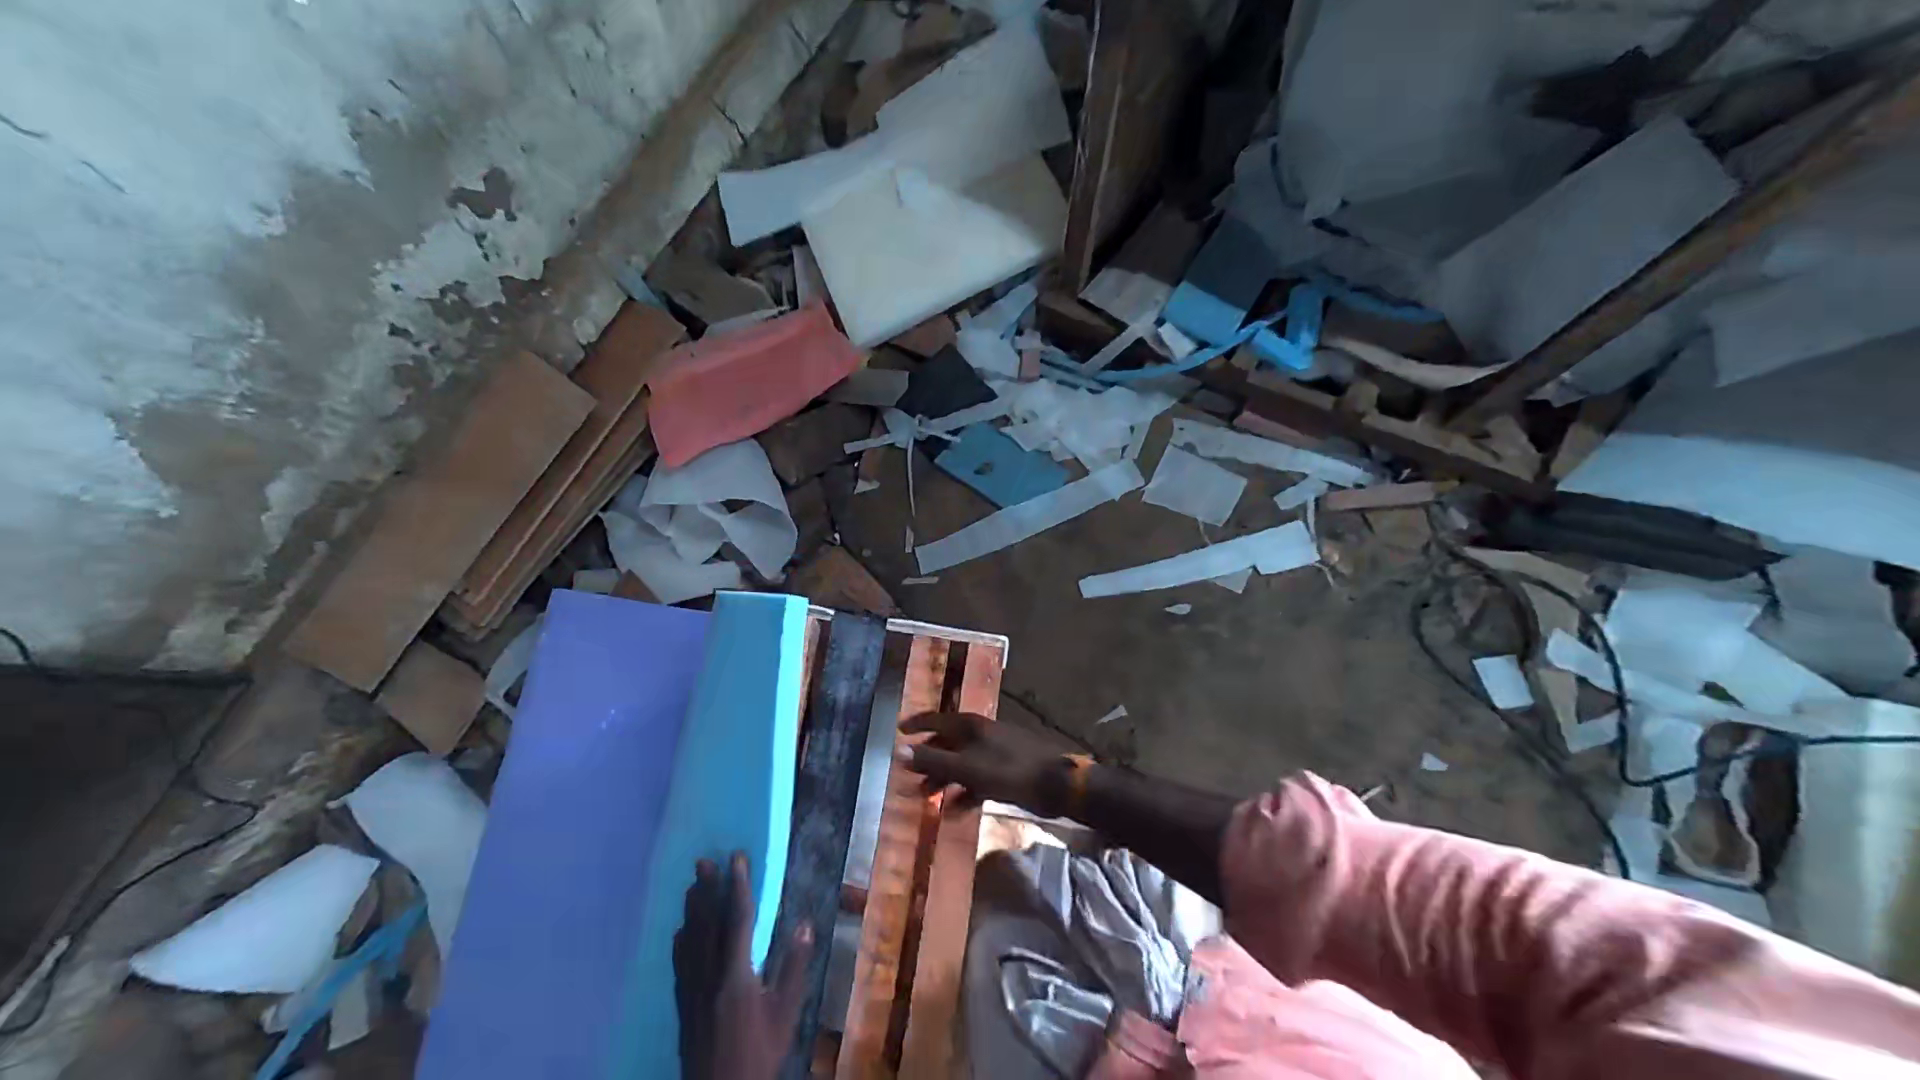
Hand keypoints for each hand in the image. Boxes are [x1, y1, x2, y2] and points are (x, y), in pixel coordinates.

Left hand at [672, 852, 813, 1079]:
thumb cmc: (759, 1054)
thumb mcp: (785, 1014)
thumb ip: (793, 967)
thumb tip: (804, 924)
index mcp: (736, 976)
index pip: (737, 920)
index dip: (738, 886)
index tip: (737, 858)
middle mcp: (708, 977)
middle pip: (707, 924)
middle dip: (707, 890)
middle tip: (704, 860)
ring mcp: (691, 991)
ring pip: (690, 940)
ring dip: (692, 910)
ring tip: (693, 884)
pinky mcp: (682, 1006)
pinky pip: (679, 964)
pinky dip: (681, 941)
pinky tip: (680, 932)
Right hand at [898, 712, 1067, 816]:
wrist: (1056, 785)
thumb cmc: (1010, 770)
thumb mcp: (968, 767)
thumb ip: (934, 759)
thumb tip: (899, 750)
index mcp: (971, 725)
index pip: (936, 718)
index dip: (917, 724)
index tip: (899, 730)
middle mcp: (981, 735)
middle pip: (947, 743)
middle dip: (928, 760)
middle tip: (910, 778)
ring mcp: (994, 753)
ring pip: (961, 763)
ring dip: (944, 780)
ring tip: (927, 799)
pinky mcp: (1005, 772)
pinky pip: (977, 780)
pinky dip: (965, 793)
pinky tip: (956, 812)